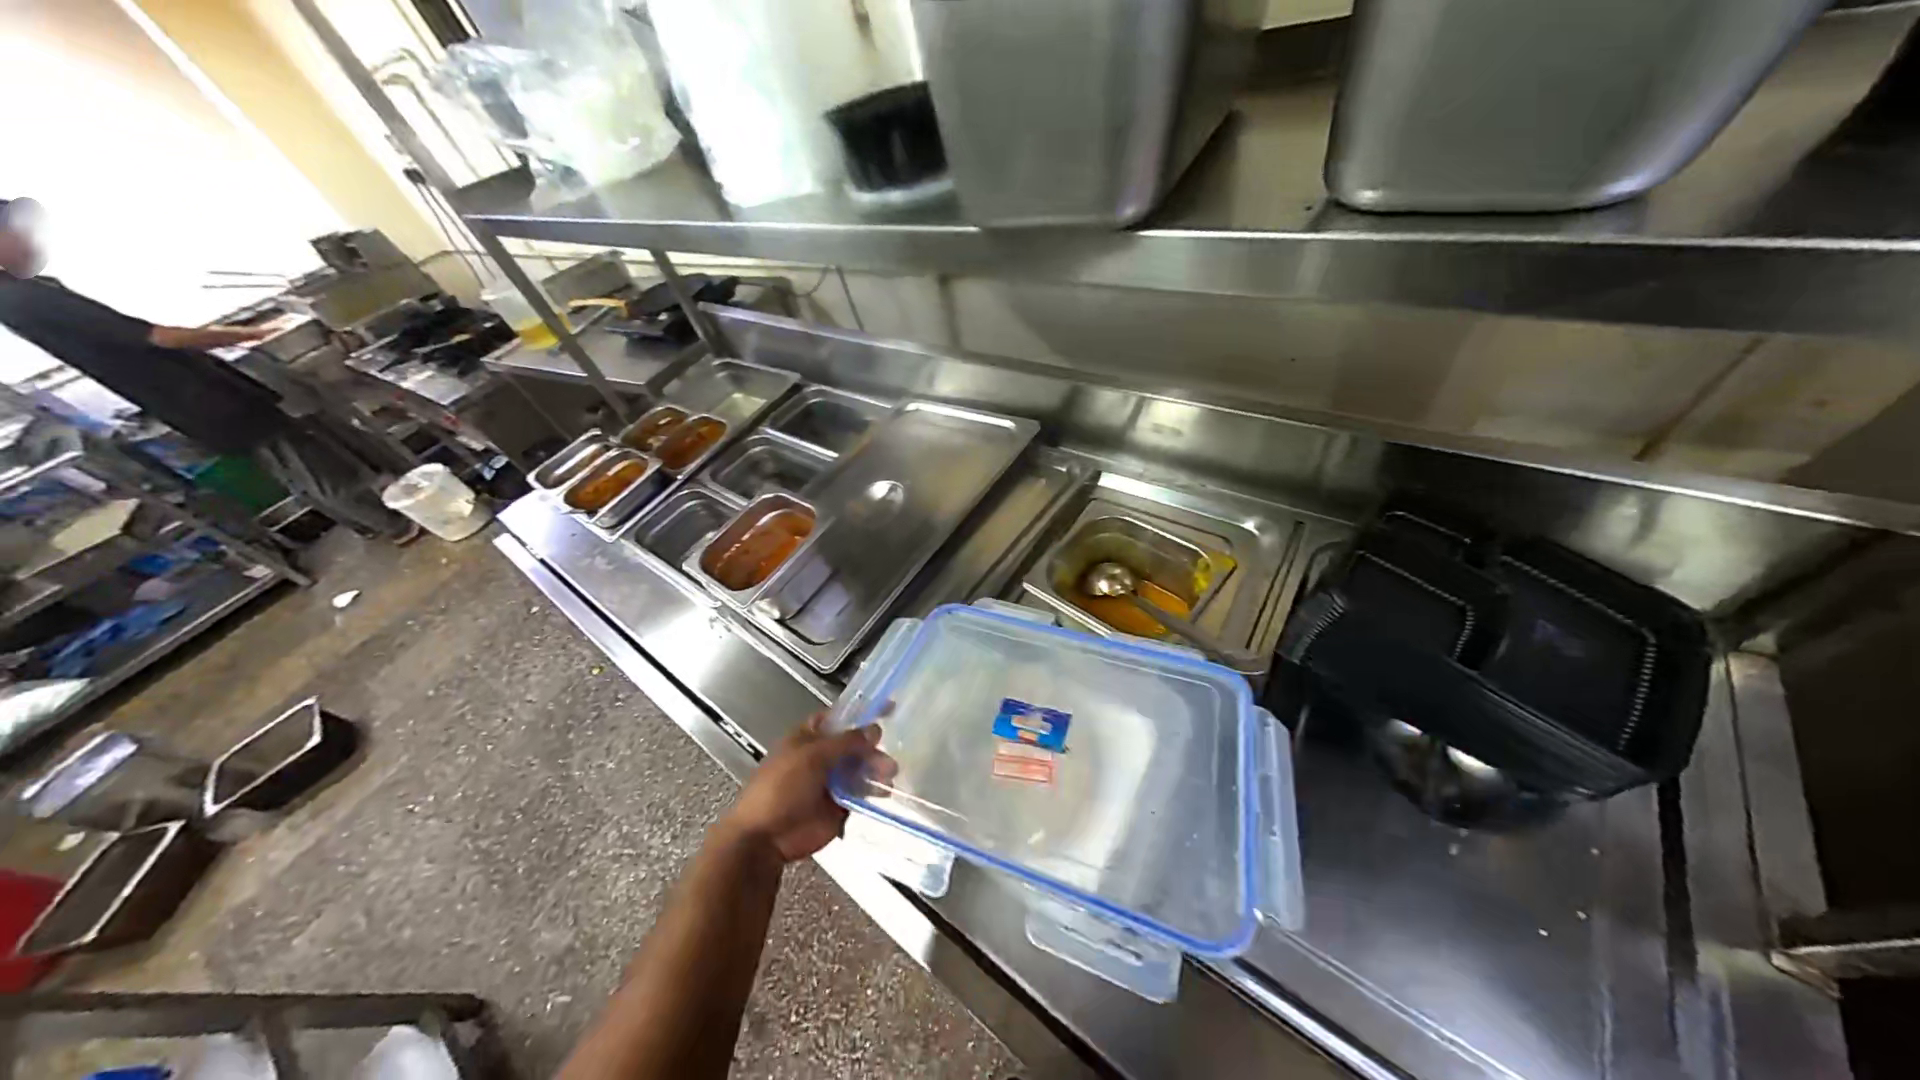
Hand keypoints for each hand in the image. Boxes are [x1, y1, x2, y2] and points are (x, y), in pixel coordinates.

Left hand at [719, 713, 886, 863]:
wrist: (766, 836)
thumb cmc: (782, 787)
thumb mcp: (812, 756)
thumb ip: (845, 742)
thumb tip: (875, 730)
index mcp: (809, 737)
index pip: (838, 718)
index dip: (860, 712)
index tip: (889, 708)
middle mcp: (822, 756)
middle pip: (855, 745)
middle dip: (872, 747)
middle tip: (887, 756)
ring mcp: (831, 781)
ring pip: (861, 768)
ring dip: (876, 768)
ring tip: (889, 775)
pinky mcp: (839, 805)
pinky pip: (861, 794)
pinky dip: (874, 791)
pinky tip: (885, 792)